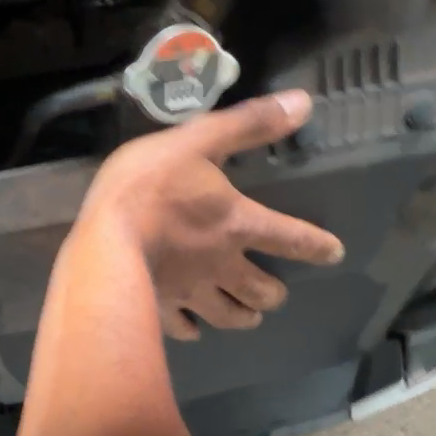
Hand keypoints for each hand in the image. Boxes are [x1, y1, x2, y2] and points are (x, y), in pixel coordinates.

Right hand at [76, 89, 344, 339]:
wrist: (102, 241)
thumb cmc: (147, 186)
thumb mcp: (197, 139)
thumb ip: (248, 124)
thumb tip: (304, 104)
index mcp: (236, 224)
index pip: (289, 237)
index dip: (315, 246)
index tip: (333, 254)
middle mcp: (220, 266)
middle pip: (258, 288)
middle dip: (272, 294)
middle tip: (275, 295)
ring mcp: (188, 293)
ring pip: (226, 315)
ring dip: (242, 318)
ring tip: (249, 319)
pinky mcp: (158, 308)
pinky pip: (181, 328)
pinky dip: (191, 331)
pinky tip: (193, 332)